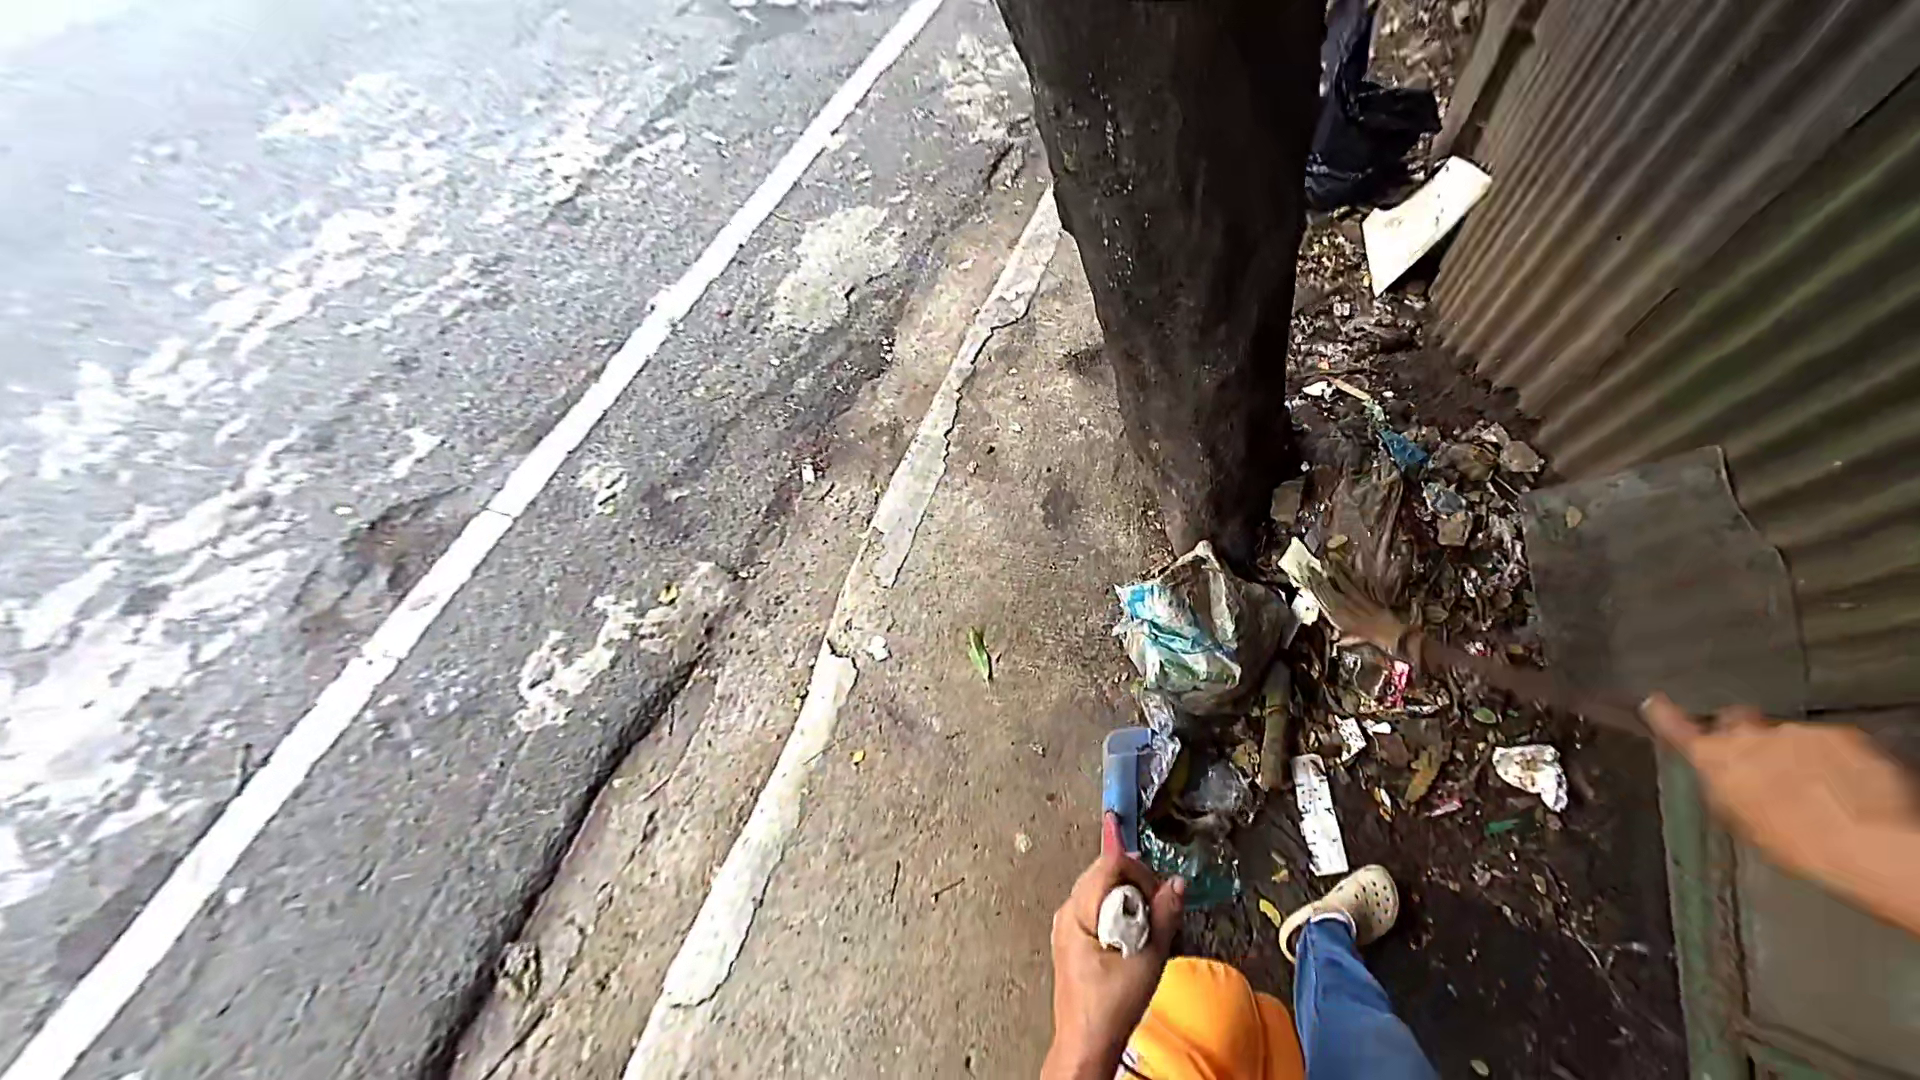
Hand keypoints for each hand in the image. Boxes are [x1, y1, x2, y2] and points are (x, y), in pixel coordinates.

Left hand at [1042, 814, 1184, 1079]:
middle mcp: (1066, 909)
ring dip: (1127, 897)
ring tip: (1147, 924)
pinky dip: (1116, 910)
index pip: (1110, 864)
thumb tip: (1177, 884)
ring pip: (1100, 886)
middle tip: (1158, 908)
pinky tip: (1131, 934)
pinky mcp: (1070, 934)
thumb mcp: (1148, 960)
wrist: (1087, 1044)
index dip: (1140, 872)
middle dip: (1136, 883)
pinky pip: (1094, 905)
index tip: (1160, 893)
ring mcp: (1065, 921)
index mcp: (1078, 910)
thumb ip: (1164, 917)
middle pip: (1103, 871)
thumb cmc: (1111, 1009)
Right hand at [1642, 693, 1919, 932]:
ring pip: (1788, 734)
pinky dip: (1839, 757)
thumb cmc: (1792, 841)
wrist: (1866, 846)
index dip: (1663, 712)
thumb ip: (1719, 781)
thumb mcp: (1735, 816)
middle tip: (1765, 758)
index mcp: (1709, 756)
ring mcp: (1792, 732)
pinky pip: (1833, 740)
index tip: (1656, 701)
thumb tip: (1720, 773)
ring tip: (1822, 785)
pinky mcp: (1842, 735)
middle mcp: (1742, 736)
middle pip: (1735, 720)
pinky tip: (1849, 783)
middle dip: (1745, 732)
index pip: (1671, 723)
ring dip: (1797, 752)